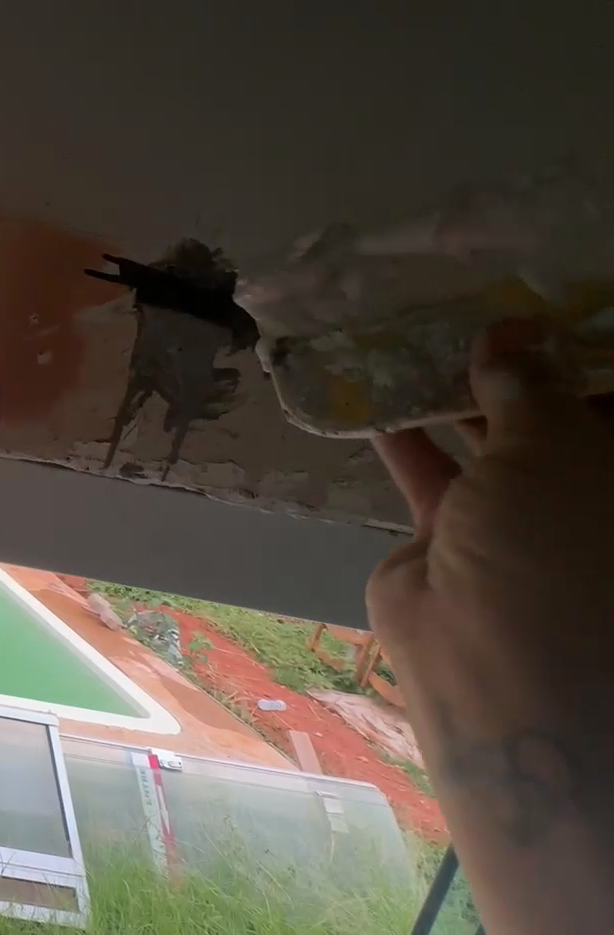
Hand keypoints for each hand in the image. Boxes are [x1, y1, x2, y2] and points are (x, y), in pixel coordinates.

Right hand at [370, 320, 613, 931]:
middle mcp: (590, 491)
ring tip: (408, 350)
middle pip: (558, 415)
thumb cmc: (564, 551)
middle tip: (467, 318)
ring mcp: (522, 513)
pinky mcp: (453, 531)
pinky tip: (370, 405)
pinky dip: (401, 440)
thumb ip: (530, 389)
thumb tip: (511, 330)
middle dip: (514, 369)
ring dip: (450, 399)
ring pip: (488, 440)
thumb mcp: (557, 453)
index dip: (586, 351)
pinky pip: (429, 472)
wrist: (493, 654)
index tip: (544, 307)